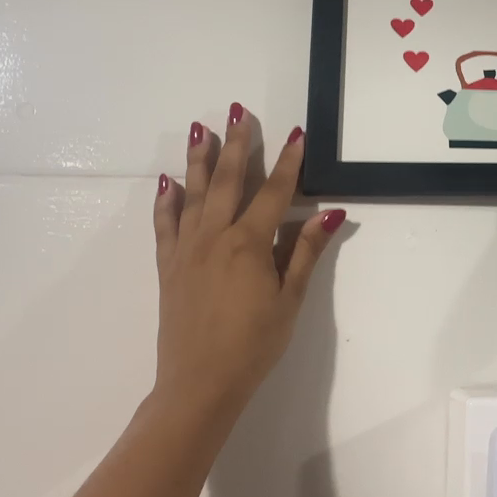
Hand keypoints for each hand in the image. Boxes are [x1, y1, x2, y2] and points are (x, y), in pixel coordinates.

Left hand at [150, 104, 345, 414]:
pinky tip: (168, 181)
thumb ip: (306, 252)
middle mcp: (215, 237)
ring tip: (201, 128)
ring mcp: (187, 249)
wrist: (198, 384)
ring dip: (200, 158)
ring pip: (194, 194)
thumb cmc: (254, 344)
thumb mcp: (290, 300)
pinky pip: (165, 224)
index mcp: (249, 244)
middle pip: (229, 181)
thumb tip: (332, 213)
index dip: (289, 162)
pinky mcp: (168, 266)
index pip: (274, 193)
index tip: (296, 132)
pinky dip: (166, 200)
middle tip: (240, 111)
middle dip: (238, 144)